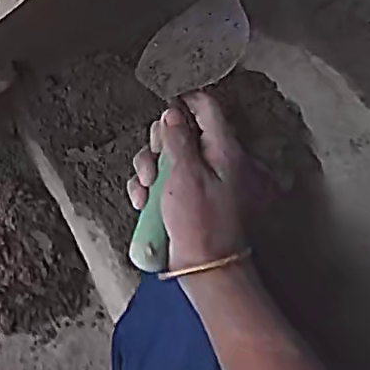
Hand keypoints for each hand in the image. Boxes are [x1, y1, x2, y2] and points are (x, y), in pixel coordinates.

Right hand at [128, 91, 275, 268]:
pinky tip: (143, 202)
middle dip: (158, 145)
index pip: (208, 108)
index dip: (184, 102)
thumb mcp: (185, 175)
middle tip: (154, 164)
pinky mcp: (185, 197)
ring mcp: (200, 180)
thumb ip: (177, 140)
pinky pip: (161, 180)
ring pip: (166, 157)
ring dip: (149, 169)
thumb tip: (171, 113)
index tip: (164, 107)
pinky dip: (148, 188)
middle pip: (180, 133)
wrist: (203, 267)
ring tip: (147, 189)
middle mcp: (216, 162)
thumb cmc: (201, 222)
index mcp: (226, 151)